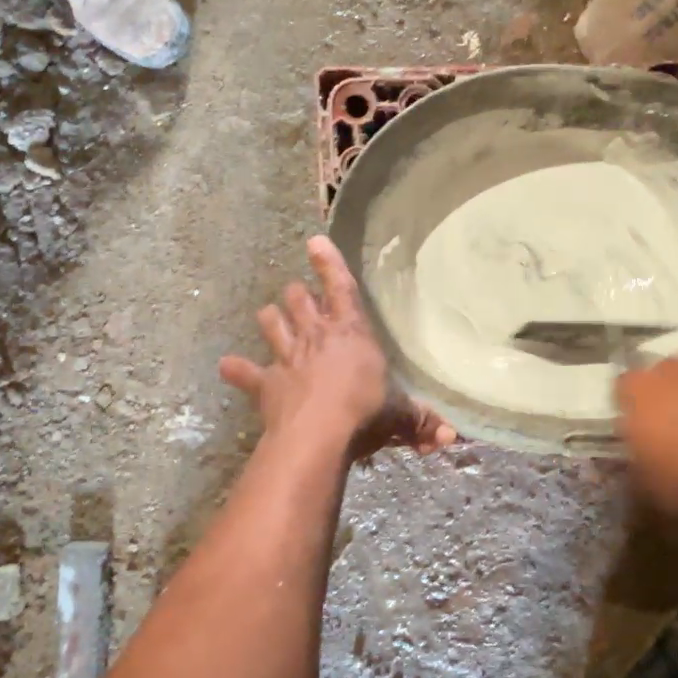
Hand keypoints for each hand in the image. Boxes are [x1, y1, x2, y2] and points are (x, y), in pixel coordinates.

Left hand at [219, 236, 455, 455]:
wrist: (320, 436)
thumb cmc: (365, 413)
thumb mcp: (399, 416)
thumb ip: (421, 422)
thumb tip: (451, 435)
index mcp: (351, 331)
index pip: (340, 287)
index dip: (329, 263)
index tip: (314, 241)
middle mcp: (316, 335)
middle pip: (299, 299)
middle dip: (298, 294)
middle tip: (300, 295)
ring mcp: (287, 357)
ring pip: (271, 322)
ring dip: (271, 319)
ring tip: (271, 318)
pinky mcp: (265, 383)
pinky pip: (244, 371)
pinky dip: (237, 369)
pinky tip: (227, 366)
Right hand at [615, 359, 677, 514]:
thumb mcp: (652, 489)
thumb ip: (635, 470)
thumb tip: (633, 467)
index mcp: (636, 390)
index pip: (620, 391)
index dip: (629, 412)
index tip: (639, 434)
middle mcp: (669, 367)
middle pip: (662, 379)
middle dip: (667, 401)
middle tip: (677, 434)